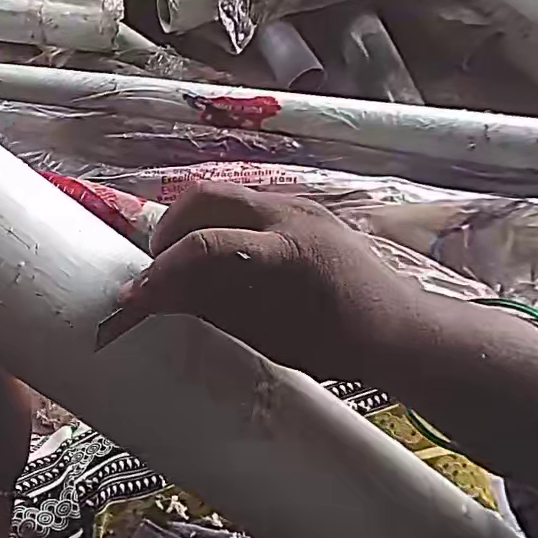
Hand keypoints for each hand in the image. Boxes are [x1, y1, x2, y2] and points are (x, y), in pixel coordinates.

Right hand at [118, 181, 426, 381]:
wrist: (403, 329)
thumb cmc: (339, 343)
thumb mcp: (266, 335)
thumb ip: (208, 307)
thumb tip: (155, 297)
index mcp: (289, 253)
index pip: (206, 245)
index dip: (162, 271)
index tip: (134, 296)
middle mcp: (291, 216)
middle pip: (205, 196)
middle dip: (168, 229)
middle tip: (158, 267)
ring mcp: (296, 205)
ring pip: (220, 194)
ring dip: (188, 223)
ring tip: (182, 262)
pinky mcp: (297, 207)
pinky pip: (240, 204)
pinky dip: (213, 224)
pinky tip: (215, 257)